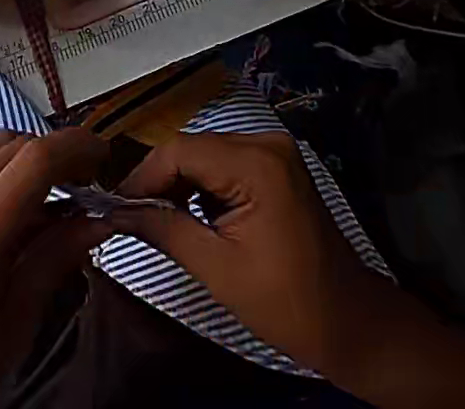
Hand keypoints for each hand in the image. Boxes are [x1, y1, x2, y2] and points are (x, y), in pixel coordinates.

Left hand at [0, 129, 110, 408]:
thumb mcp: (2, 338)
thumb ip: (51, 265)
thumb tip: (91, 225)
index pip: (38, 156)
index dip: (78, 147)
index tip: (100, 158)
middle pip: (12, 142)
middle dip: (52, 153)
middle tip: (78, 183)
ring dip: (18, 160)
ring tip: (40, 200)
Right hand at [108, 132, 464, 408]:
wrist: (349, 320)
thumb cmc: (286, 302)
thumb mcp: (217, 269)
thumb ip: (164, 229)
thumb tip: (117, 210)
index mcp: (256, 165)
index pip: (181, 151)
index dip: (143, 175)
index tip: (115, 202)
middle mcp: (266, 143)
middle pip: (193, 147)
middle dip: (159, 178)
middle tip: (129, 210)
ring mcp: (274, 150)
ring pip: (206, 152)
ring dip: (179, 180)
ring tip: (154, 214)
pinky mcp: (275, 163)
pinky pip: (225, 161)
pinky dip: (202, 182)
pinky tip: (188, 210)